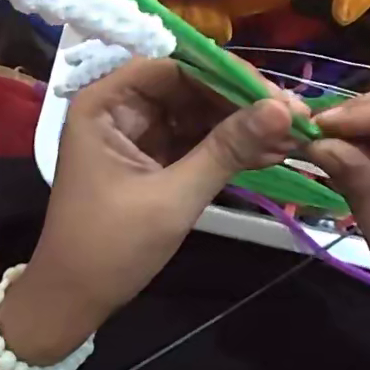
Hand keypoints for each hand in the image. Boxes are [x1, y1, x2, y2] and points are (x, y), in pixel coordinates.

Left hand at [28, 58, 300, 330]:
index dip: (227, 75)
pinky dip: (230, 148)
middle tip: (295, 117)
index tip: (275, 93)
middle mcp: (121, 109)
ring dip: (242, 126)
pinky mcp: (155, 159)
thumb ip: (226, 149)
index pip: (174, 69)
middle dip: (241, 103)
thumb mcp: (173, 196)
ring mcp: (139, 134)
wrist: (75, 301)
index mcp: (105, 104)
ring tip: (294, 137)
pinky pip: (197, 141)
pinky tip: (271, 152)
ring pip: (199, 115)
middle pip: (191, 88)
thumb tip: (283, 110)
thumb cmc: (111, 247)